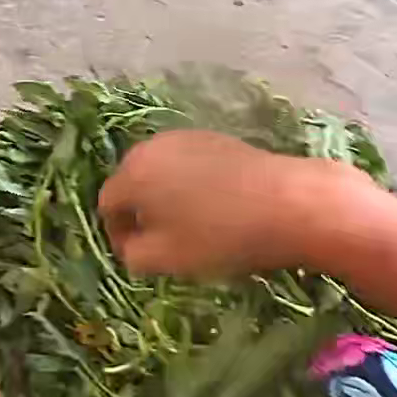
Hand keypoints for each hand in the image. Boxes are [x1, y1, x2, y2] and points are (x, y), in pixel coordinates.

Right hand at [98, 129, 379, 278]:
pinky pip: (188, 163)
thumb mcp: (166, 259)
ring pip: (161, 171)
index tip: (139, 257)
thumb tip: (130, 245)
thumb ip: (133, 254)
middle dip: (142, 213)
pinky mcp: (216, 137)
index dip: (117, 235)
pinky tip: (218, 206)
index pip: (108, 204)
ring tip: (193, 225)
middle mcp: (153, 146)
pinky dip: (191, 184)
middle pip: (133, 182)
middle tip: (164, 242)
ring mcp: (186, 136)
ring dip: (167, 197)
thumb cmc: (219, 235)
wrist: (288, 202)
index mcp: (133, 173)